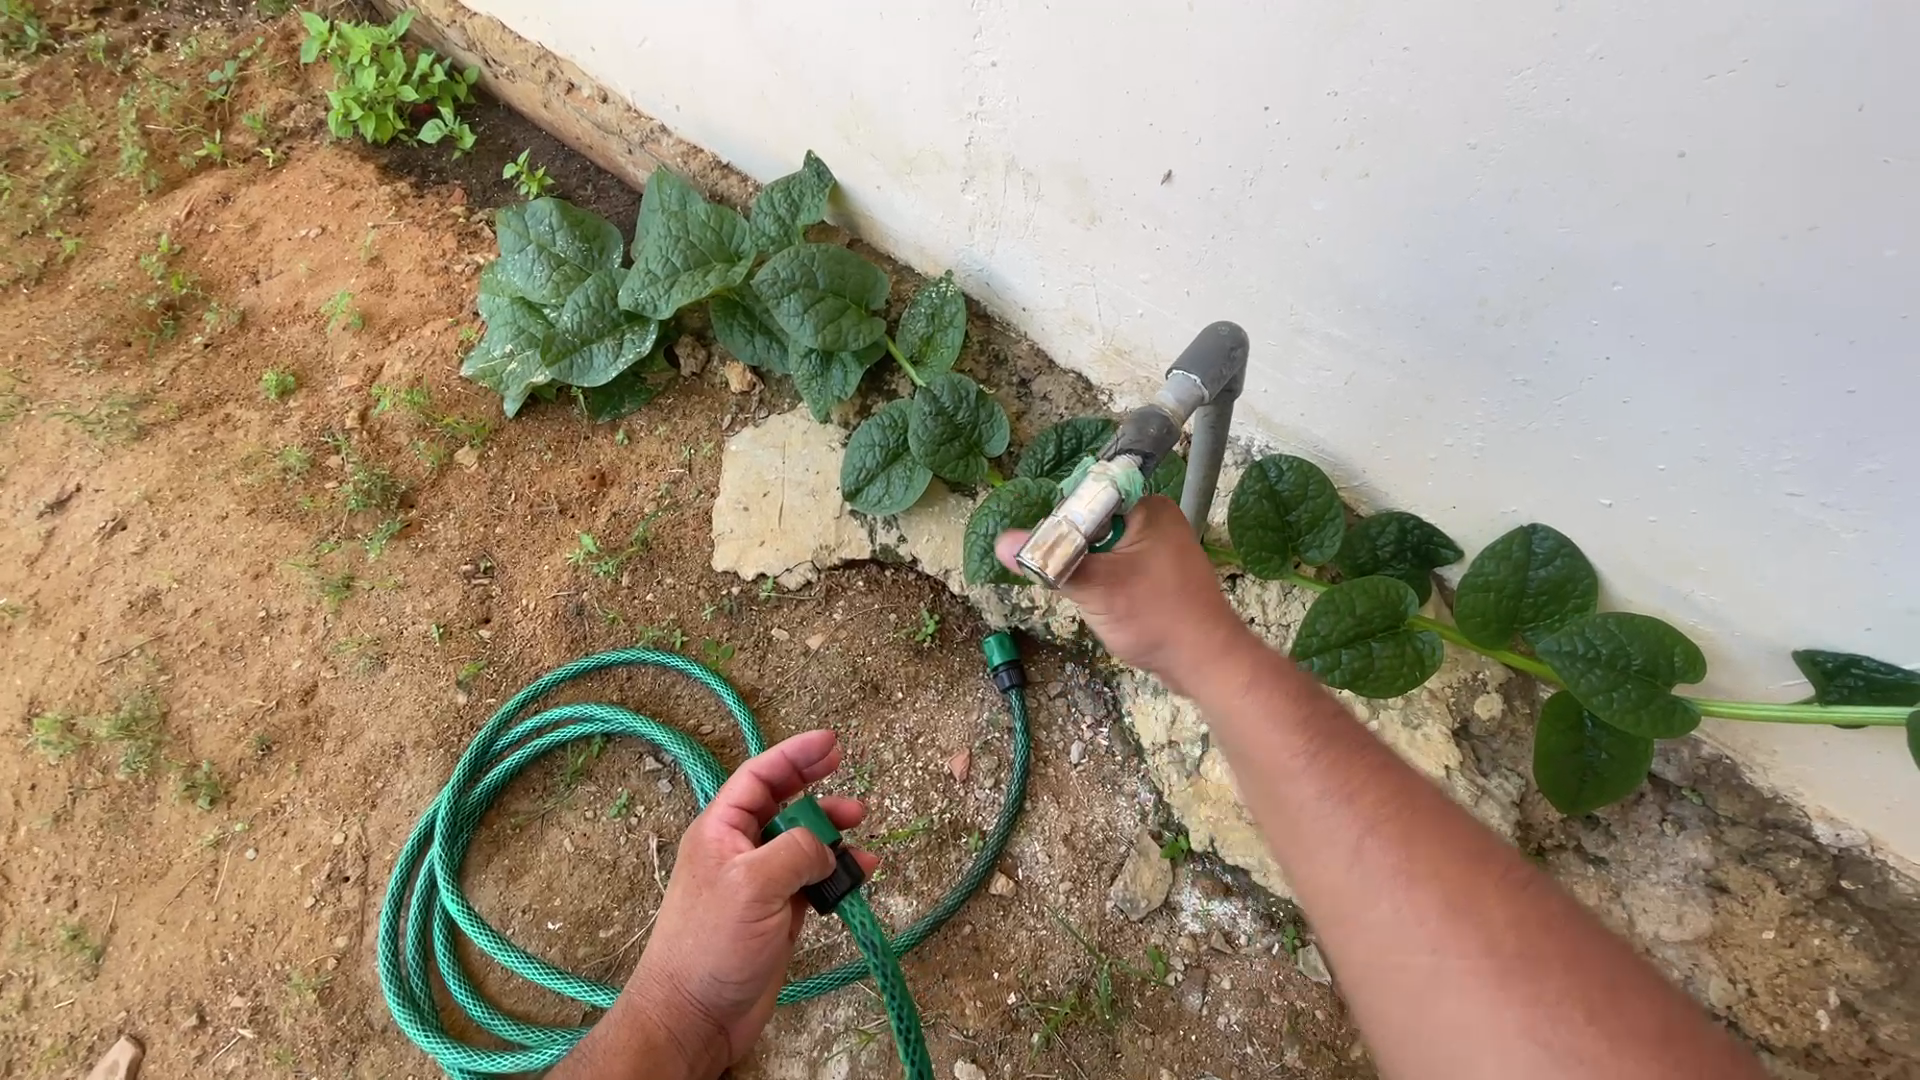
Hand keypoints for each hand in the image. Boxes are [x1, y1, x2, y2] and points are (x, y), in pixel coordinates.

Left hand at [559, 730, 875, 1078]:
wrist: (695, 1018)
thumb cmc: (710, 944)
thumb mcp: (752, 884)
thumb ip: (796, 851)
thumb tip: (827, 846)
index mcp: (723, 828)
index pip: (760, 776)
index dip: (794, 754)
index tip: (830, 741)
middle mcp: (743, 847)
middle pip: (785, 801)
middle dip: (815, 784)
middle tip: (844, 767)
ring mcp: (763, 879)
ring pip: (805, 839)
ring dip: (833, 830)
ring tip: (860, 823)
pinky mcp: (781, 909)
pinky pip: (815, 876)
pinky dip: (839, 869)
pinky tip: (860, 870)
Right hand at [996, 495, 1251, 694]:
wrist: (1206, 664)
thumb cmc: (1156, 618)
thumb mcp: (1097, 588)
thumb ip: (1050, 563)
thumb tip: (1001, 542)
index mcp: (1147, 507)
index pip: (1087, 498)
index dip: (1060, 522)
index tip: (1042, 548)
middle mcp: (1155, 520)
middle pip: (1091, 523)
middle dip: (1072, 551)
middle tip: (1059, 576)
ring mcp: (1159, 548)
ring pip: (1102, 549)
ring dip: (1086, 571)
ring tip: (1086, 595)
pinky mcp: (1157, 574)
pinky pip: (1117, 567)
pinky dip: (1103, 584)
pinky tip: (1103, 605)